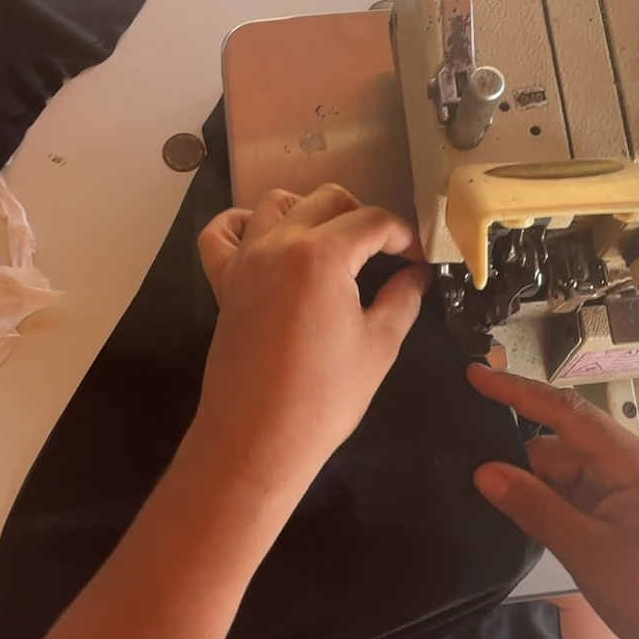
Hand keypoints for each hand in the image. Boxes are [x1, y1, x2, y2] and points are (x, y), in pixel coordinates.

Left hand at [188, 185, 429, 496]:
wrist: (257, 439)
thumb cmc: (325, 397)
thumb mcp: (379, 346)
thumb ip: (402, 299)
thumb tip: (418, 275)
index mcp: (323, 255)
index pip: (372, 220)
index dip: (402, 234)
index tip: (416, 258)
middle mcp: (279, 243)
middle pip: (326, 199)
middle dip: (362, 216)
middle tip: (382, 252)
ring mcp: (245, 261)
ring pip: (275, 203)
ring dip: (308, 211)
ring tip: (330, 244)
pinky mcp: (223, 283)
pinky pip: (221, 235)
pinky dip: (242, 226)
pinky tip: (266, 242)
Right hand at [467, 364, 638, 638]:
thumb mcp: (586, 552)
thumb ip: (534, 507)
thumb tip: (484, 471)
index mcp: (633, 462)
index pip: (567, 411)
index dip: (517, 390)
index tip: (475, 375)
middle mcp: (632, 465)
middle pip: (561, 445)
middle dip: (521, 460)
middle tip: (471, 475)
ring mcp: (628, 489)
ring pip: (565, 471)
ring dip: (535, 488)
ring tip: (499, 509)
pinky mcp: (624, 512)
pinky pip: (576, 493)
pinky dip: (550, 503)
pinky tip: (527, 519)